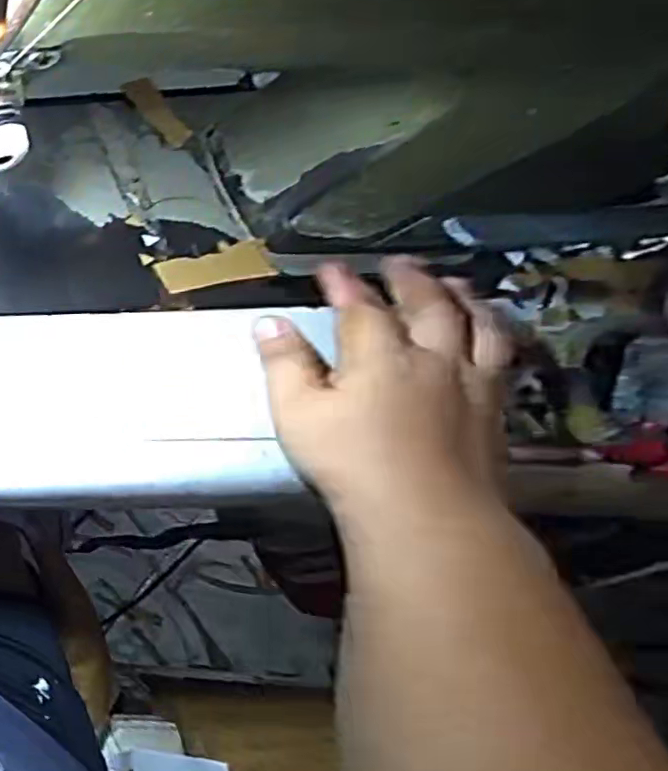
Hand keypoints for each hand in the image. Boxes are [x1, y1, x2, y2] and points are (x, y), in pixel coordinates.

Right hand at [255, 258, 515, 520]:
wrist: (421, 506)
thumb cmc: (346, 457)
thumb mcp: (295, 410)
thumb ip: (284, 363)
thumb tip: (269, 324)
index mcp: (379, 357)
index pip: (360, 309)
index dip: (343, 285)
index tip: (328, 268)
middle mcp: (431, 358)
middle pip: (427, 307)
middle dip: (409, 280)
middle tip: (396, 263)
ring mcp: (469, 381)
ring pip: (476, 325)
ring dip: (461, 298)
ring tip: (451, 284)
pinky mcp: (492, 406)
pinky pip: (501, 355)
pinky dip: (493, 332)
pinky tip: (488, 334)